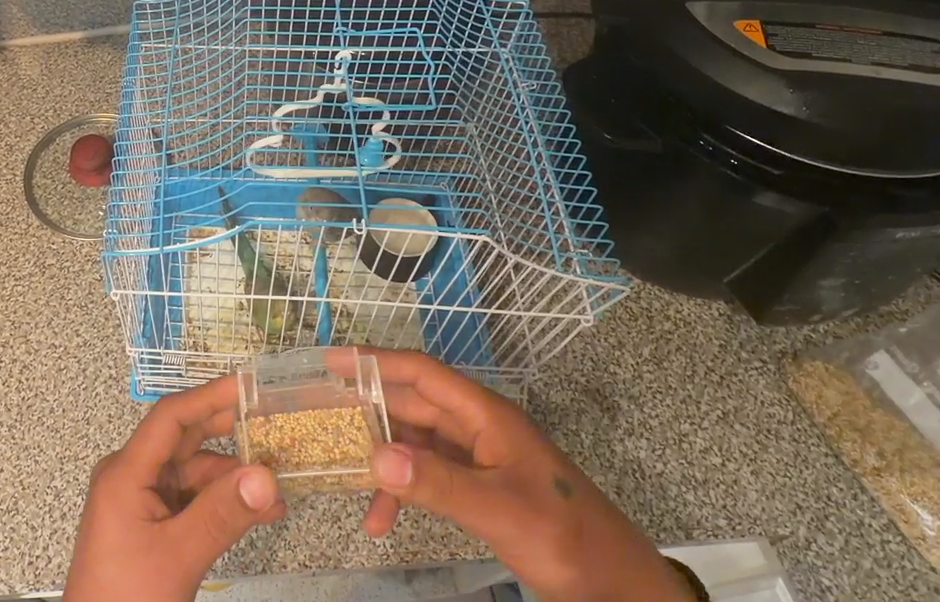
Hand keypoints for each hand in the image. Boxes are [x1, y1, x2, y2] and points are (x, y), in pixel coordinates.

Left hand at [65, 376, 285, 601]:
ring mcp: (141, 503)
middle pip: (183, 440)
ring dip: (232, 478)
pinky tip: (259, 512)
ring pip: (193, 474)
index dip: (209, 396)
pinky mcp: (151, 527)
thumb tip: (268, 477)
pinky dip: (222, 504)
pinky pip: (191, 502)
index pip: (170, 417)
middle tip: (274, 424)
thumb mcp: (178, 556)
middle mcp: (131, 477)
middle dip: (229, 433)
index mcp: (125, 472)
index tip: (248, 385)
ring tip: (279, 488)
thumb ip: (222, 514)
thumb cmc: (126, 598)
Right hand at [359, 350, 693, 601]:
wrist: (618, 588)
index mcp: (486, 416)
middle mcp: (477, 429)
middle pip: (413, 406)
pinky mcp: (479, 488)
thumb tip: (374, 456)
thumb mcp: (500, 510)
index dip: (377, 362)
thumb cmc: (565, 538)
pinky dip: (403, 493)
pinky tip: (381, 522)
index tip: (332, 361)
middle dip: (368, 409)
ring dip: (383, 460)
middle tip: (320, 415)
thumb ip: (438, 483)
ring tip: (343, 477)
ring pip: (416, 444)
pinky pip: (428, 477)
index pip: (423, 373)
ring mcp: (479, 459)